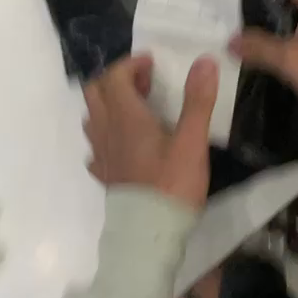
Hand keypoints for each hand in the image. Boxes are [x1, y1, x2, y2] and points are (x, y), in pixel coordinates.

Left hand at [83, 54, 219, 210]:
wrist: (150, 236)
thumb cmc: (171, 185)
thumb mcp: (192, 142)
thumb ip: (197, 101)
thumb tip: (204, 61)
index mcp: (126, 117)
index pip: (114, 76)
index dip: (130, 64)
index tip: (152, 64)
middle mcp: (107, 131)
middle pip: (95, 91)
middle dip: (116, 79)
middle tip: (144, 84)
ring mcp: (102, 155)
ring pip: (93, 117)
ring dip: (109, 105)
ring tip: (137, 110)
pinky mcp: (105, 176)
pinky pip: (97, 147)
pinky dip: (107, 136)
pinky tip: (126, 144)